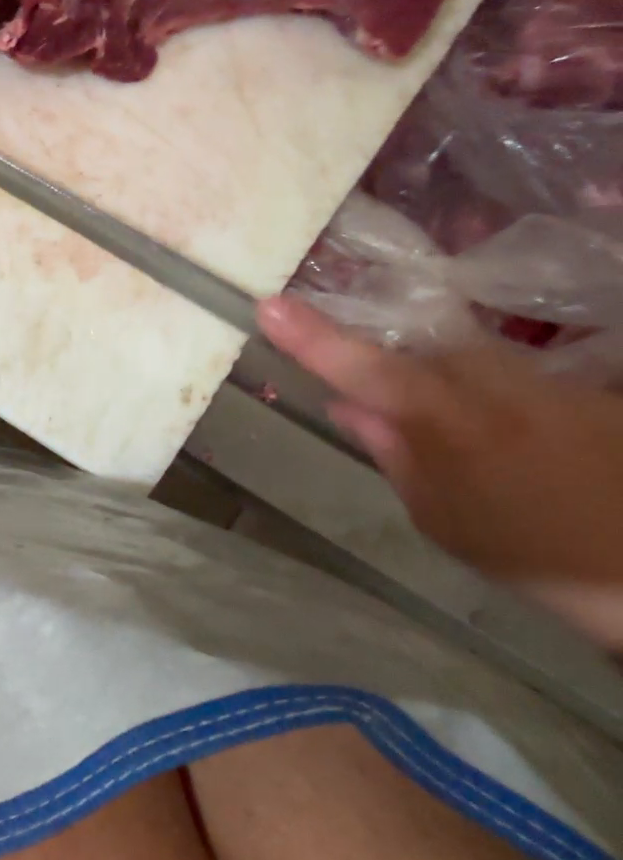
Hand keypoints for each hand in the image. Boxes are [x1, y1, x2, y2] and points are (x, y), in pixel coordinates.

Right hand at [258, 296, 622, 590]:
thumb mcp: (438, 514)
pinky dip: (485, 385)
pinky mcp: (588, 393)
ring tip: (429, 404)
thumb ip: (392, 450)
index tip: (270, 307)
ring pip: (473, 354)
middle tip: (351, 366)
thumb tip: (345, 403)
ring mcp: (555, 387)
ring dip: (436, 367)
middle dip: (387, 352)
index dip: (317, 339)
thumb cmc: (526, 553)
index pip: (370, 371)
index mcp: (454, 429)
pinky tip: (494, 422)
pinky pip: (516, 372)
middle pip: (428, 347)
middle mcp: (506, 393)